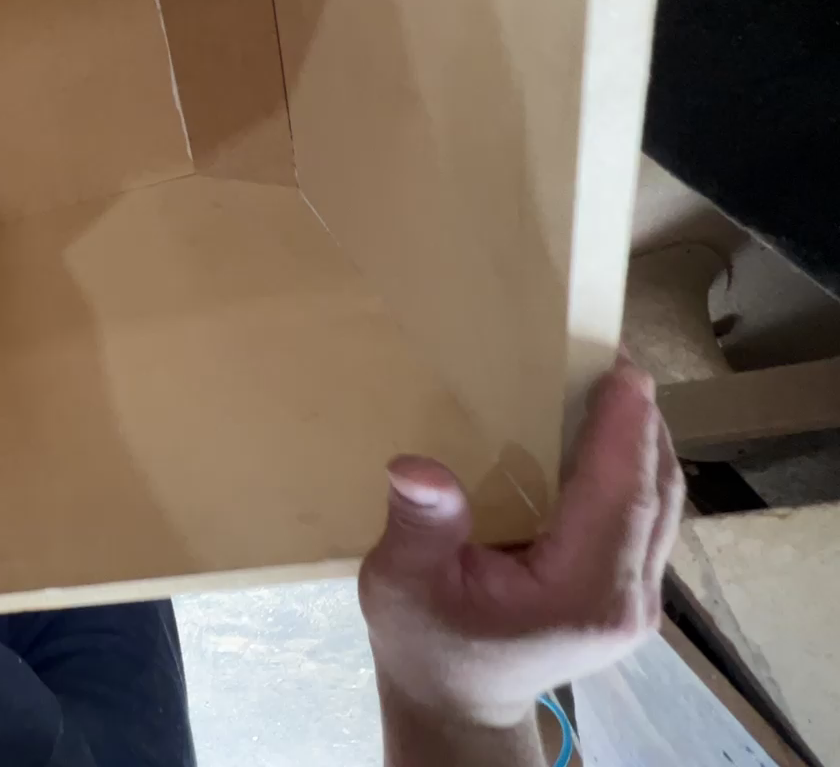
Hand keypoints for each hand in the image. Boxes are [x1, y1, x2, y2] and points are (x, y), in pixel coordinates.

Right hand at [358, 357, 683, 728]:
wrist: (452, 696)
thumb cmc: (423, 637)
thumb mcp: (403, 580)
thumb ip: (421, 525)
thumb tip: (417, 466)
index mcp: (582, 591)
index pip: (618, 498)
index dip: (623, 433)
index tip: (624, 374)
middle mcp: (626, 594)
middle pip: (655, 497)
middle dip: (643, 427)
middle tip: (614, 362)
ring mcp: (628, 596)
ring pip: (657, 508)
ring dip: (641, 446)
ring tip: (614, 391)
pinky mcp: (614, 591)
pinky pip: (637, 519)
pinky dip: (627, 472)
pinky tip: (599, 446)